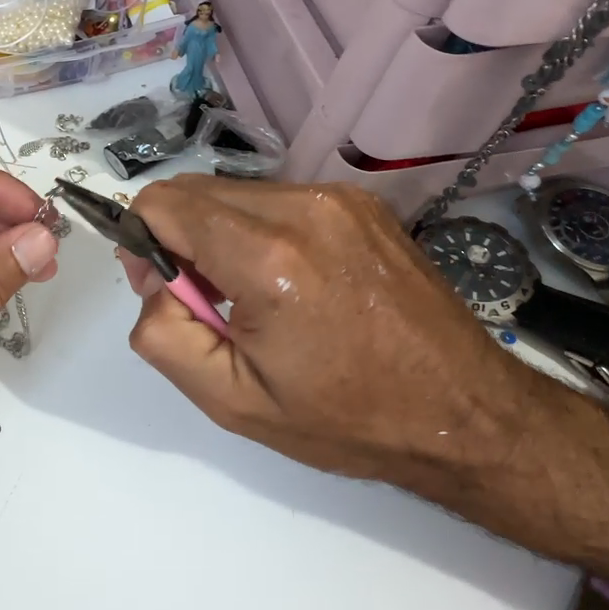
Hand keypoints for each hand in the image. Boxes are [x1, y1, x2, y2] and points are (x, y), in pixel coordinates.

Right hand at [119, 176, 548, 488]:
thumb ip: (162, 334)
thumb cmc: (345, 419)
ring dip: (215, 234)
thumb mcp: (230, 401)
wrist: (467, 415)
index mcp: (268, 258)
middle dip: (175, 237)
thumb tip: (152, 280)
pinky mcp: (360, 203)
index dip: (141, 241)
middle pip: (193, 191)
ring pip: (231, 193)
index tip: (160, 287)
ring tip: (245, 295)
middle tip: (200, 299)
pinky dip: (254, 230)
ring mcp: (337, 199)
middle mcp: (303, 208)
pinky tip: (283, 281)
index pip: (163, 204)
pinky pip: (273, 199)